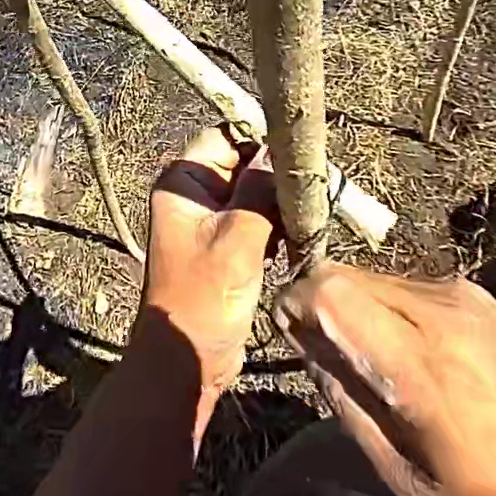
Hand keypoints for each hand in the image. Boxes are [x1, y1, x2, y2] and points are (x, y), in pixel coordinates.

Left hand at [138, 125, 280, 396]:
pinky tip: (295, 236)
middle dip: (274, 174)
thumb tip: (281, 155)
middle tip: (312, 187)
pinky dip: (275, 223)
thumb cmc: (203, 299)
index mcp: (183, 182)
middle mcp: (193, 193)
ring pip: (252, 191)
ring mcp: (209, 218)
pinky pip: (255, 217)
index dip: (259, 140)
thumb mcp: (236, 241)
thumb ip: (260, 194)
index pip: (224, 138)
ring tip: (306, 214)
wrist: (188, 358)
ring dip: (278, 201)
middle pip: (241, 162)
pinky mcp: (225, 241)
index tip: (297, 151)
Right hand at [274, 264, 495, 495]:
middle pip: (342, 273)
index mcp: (424, 368)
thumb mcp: (406, 473)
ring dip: (345, 300)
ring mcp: (458, 295)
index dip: (295, 301)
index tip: (288, 330)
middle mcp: (440, 314)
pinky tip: (394, 345)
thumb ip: (344, 397)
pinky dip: (376, 303)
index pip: (332, 292)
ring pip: (367, 273)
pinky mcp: (469, 289)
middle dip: (314, 299)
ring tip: (357, 350)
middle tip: (313, 343)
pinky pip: (397, 281)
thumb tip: (302, 342)